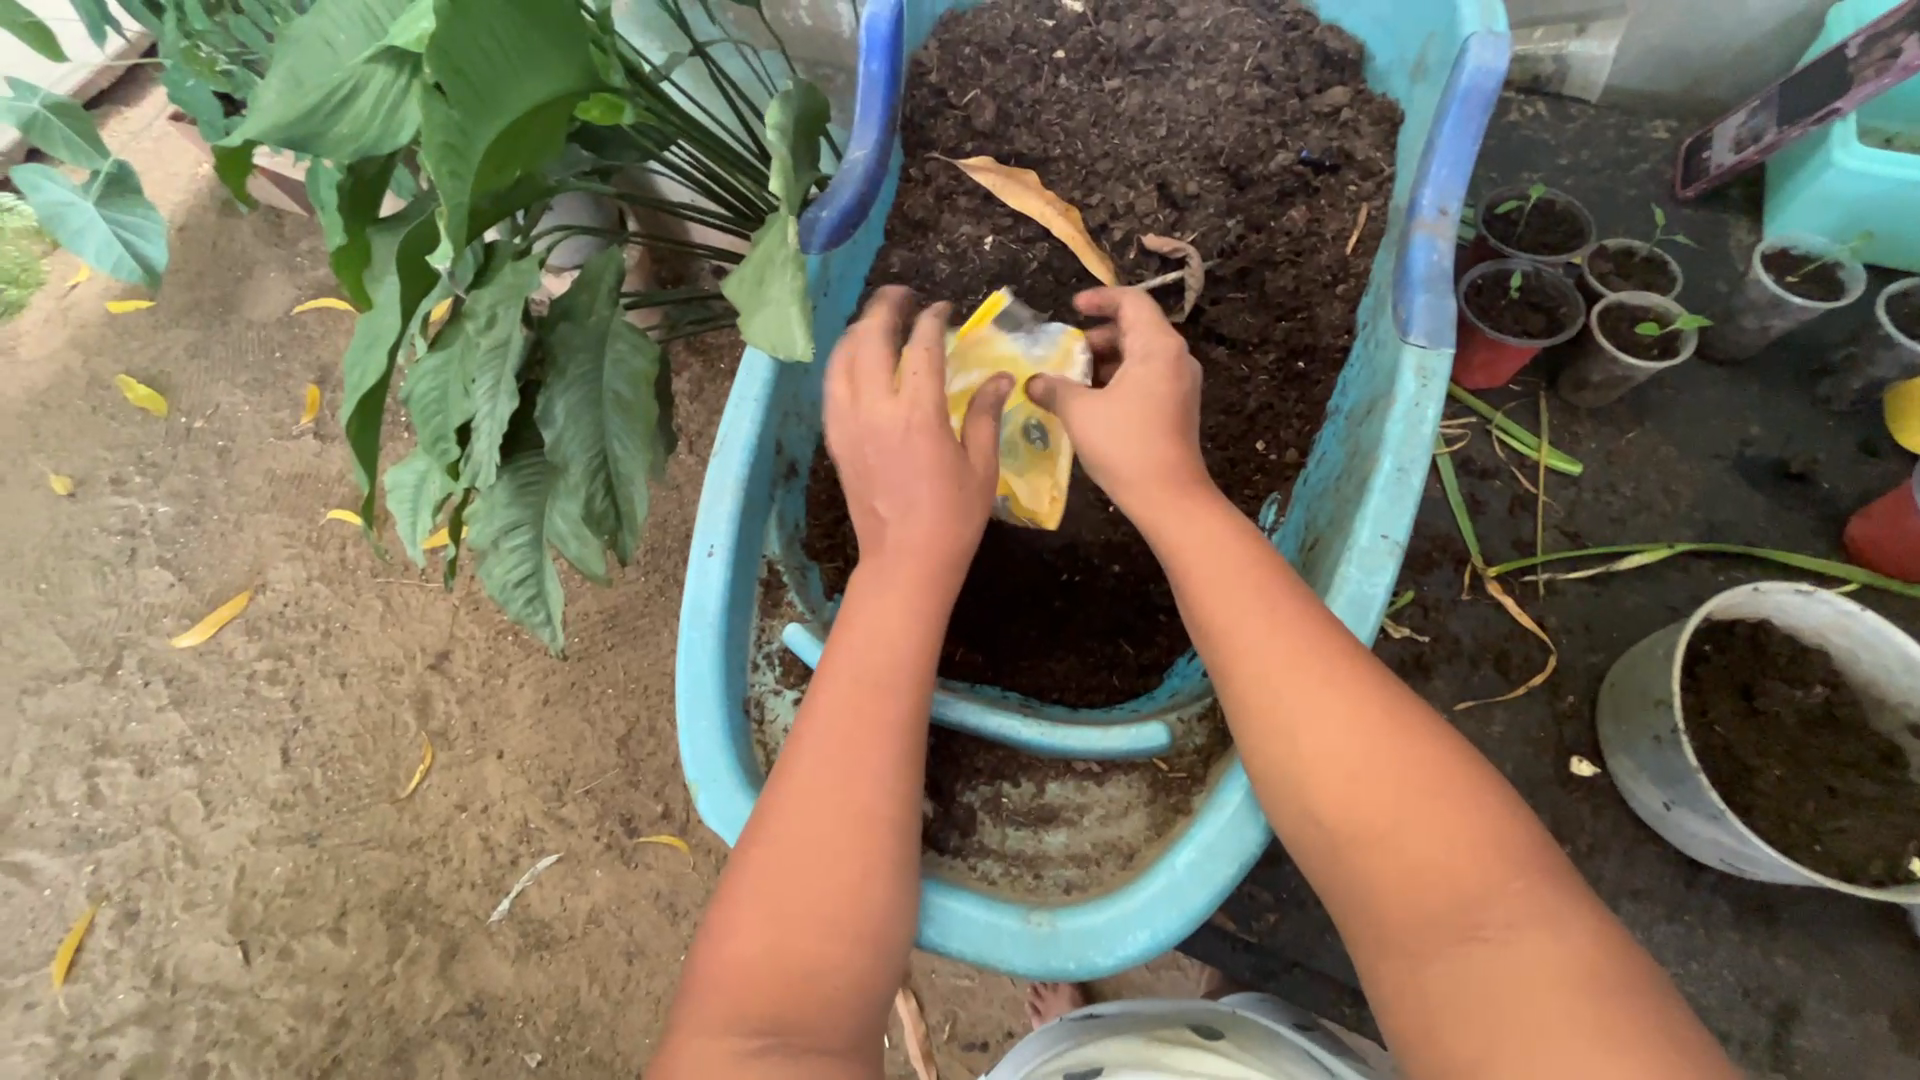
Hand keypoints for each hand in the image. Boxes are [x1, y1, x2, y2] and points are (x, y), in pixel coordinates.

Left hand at [824, 286, 1013, 590]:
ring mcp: (848, 423)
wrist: (905, 561)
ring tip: (878, 321)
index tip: (945, 310)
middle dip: (887, 307)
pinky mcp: (836, 439)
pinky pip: (831, 387)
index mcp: (918, 414)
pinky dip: (843, 363)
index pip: (922, 346)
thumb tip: (999, 378)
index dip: (934, 320)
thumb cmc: (953, 518)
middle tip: (903, 296)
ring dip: (859, 330)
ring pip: (842, 358)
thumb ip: (984, 414)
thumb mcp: (980, 466)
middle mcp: (875, 410)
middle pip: (871, 338)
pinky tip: (856, 360)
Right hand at [1027, 287, 1212, 519]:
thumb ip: (1054, 388)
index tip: (1073, 308)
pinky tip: (1090, 403)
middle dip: (1097, 338)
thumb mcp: (1080, 412)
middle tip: (1066, 353)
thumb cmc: (1124, 445)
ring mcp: (1179, 384)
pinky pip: (1145, 380)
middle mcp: (1175, 358)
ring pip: (1139, 357)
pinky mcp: (1177, 408)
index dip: (1100, 299)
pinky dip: (1117, 381)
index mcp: (1157, 347)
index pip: (1131, 302)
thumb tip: (1033, 382)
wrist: (1168, 496)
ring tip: (1071, 380)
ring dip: (1104, 362)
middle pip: (1135, 329)